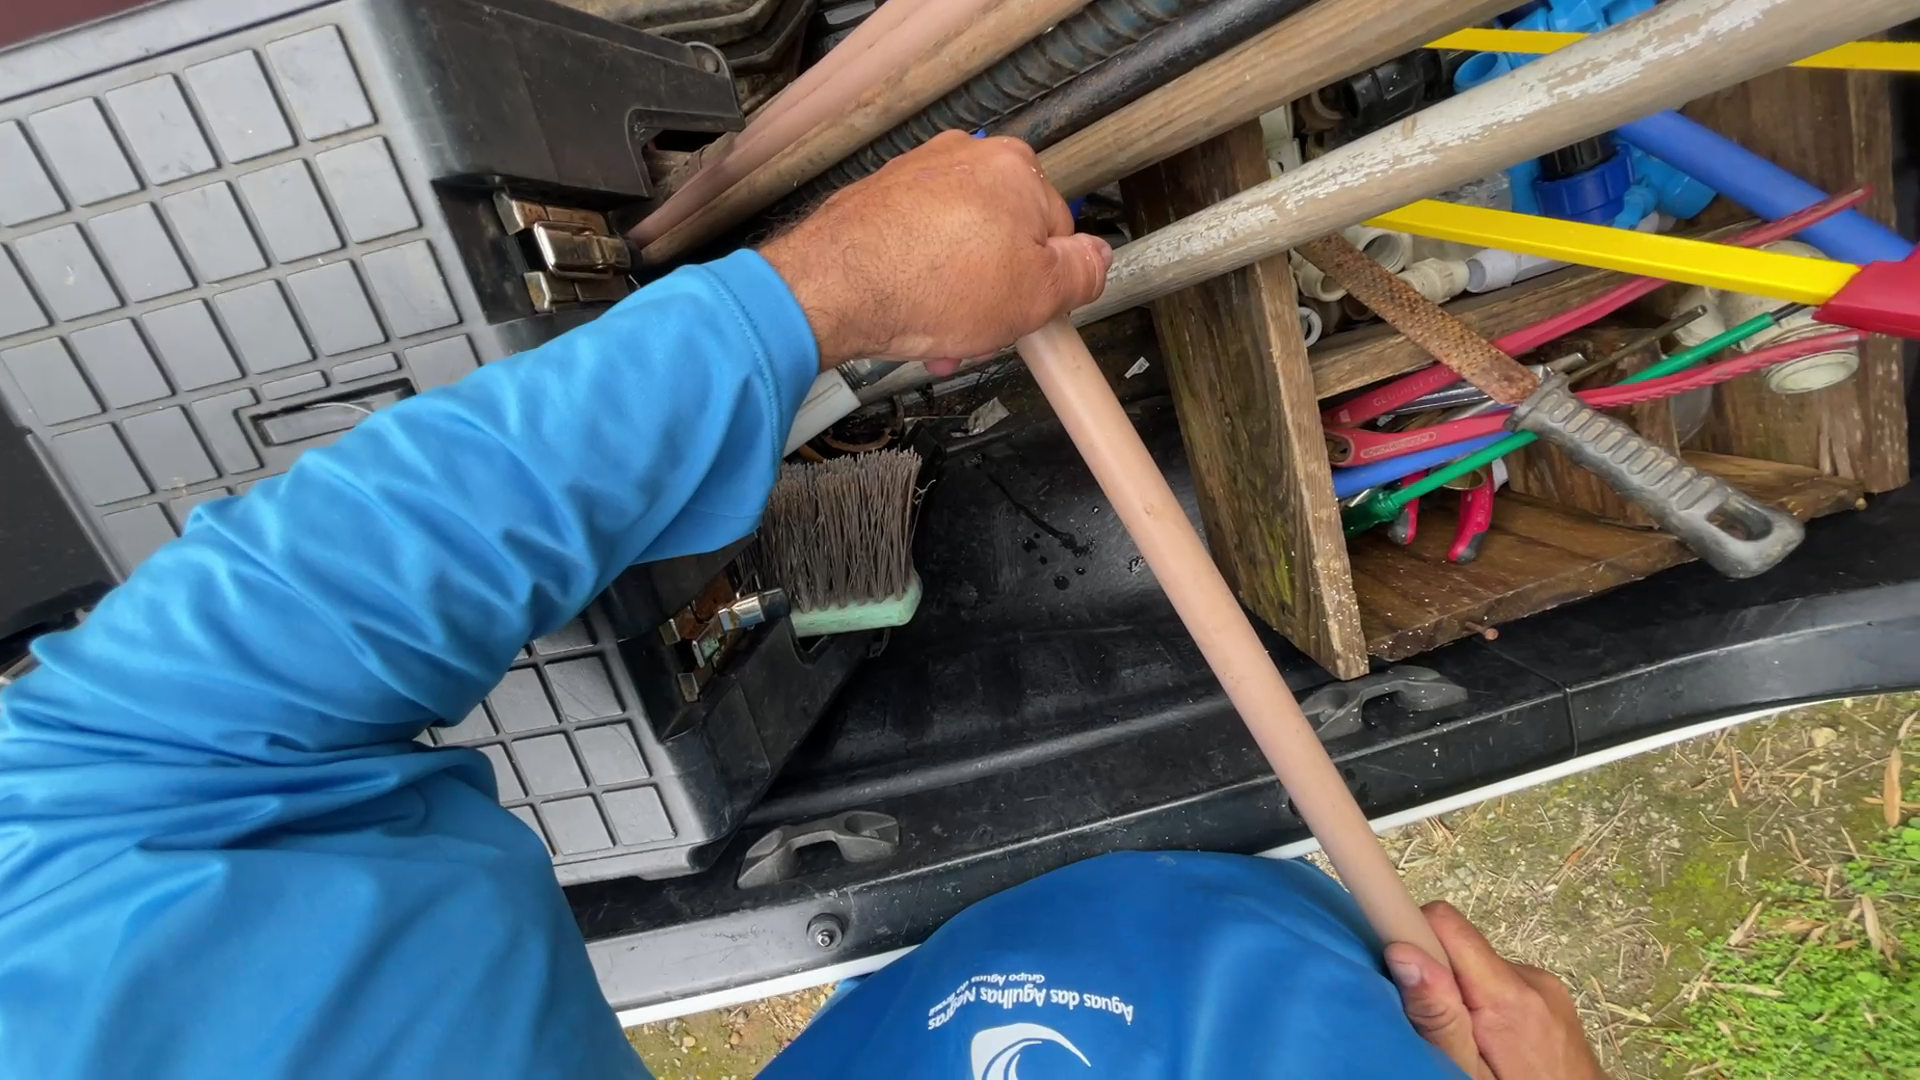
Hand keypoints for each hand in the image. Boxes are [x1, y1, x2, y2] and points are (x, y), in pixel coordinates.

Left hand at [758, 131, 1112, 368]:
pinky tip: (914, 321)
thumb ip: (1081, 276)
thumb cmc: (930, 285)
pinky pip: (920, 253)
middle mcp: (967, 160)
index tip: (1026, 316)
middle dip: (995, 300)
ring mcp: (919, 179)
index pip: (1056, 236)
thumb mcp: (1035, 295)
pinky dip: (923, 288)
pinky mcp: (881, 204)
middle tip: (979, 333)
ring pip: (960, 255)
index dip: (1044, 288)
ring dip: (958, 304)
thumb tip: (1098, 260)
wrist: (836, 288)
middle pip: (1004, 247)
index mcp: (1017, 171)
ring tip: (941, 337)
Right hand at [1386, 902, 1607, 1079]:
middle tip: (1437, 1024)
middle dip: (1437, 974)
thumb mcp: (1467, 1076)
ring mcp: (1548, 988)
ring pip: (1476, 963)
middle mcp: (1532, 979)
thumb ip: (1437, 1017)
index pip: (1444, 922)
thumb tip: (1402, 952)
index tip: (1401, 972)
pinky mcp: (1554, 999)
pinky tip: (1495, 1043)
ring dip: (1461, 991)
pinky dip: (1484, 1001)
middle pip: (1458, 943)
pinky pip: (1498, 978)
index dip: (1413, 937)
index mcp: (1509, 996)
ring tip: (1472, 1042)